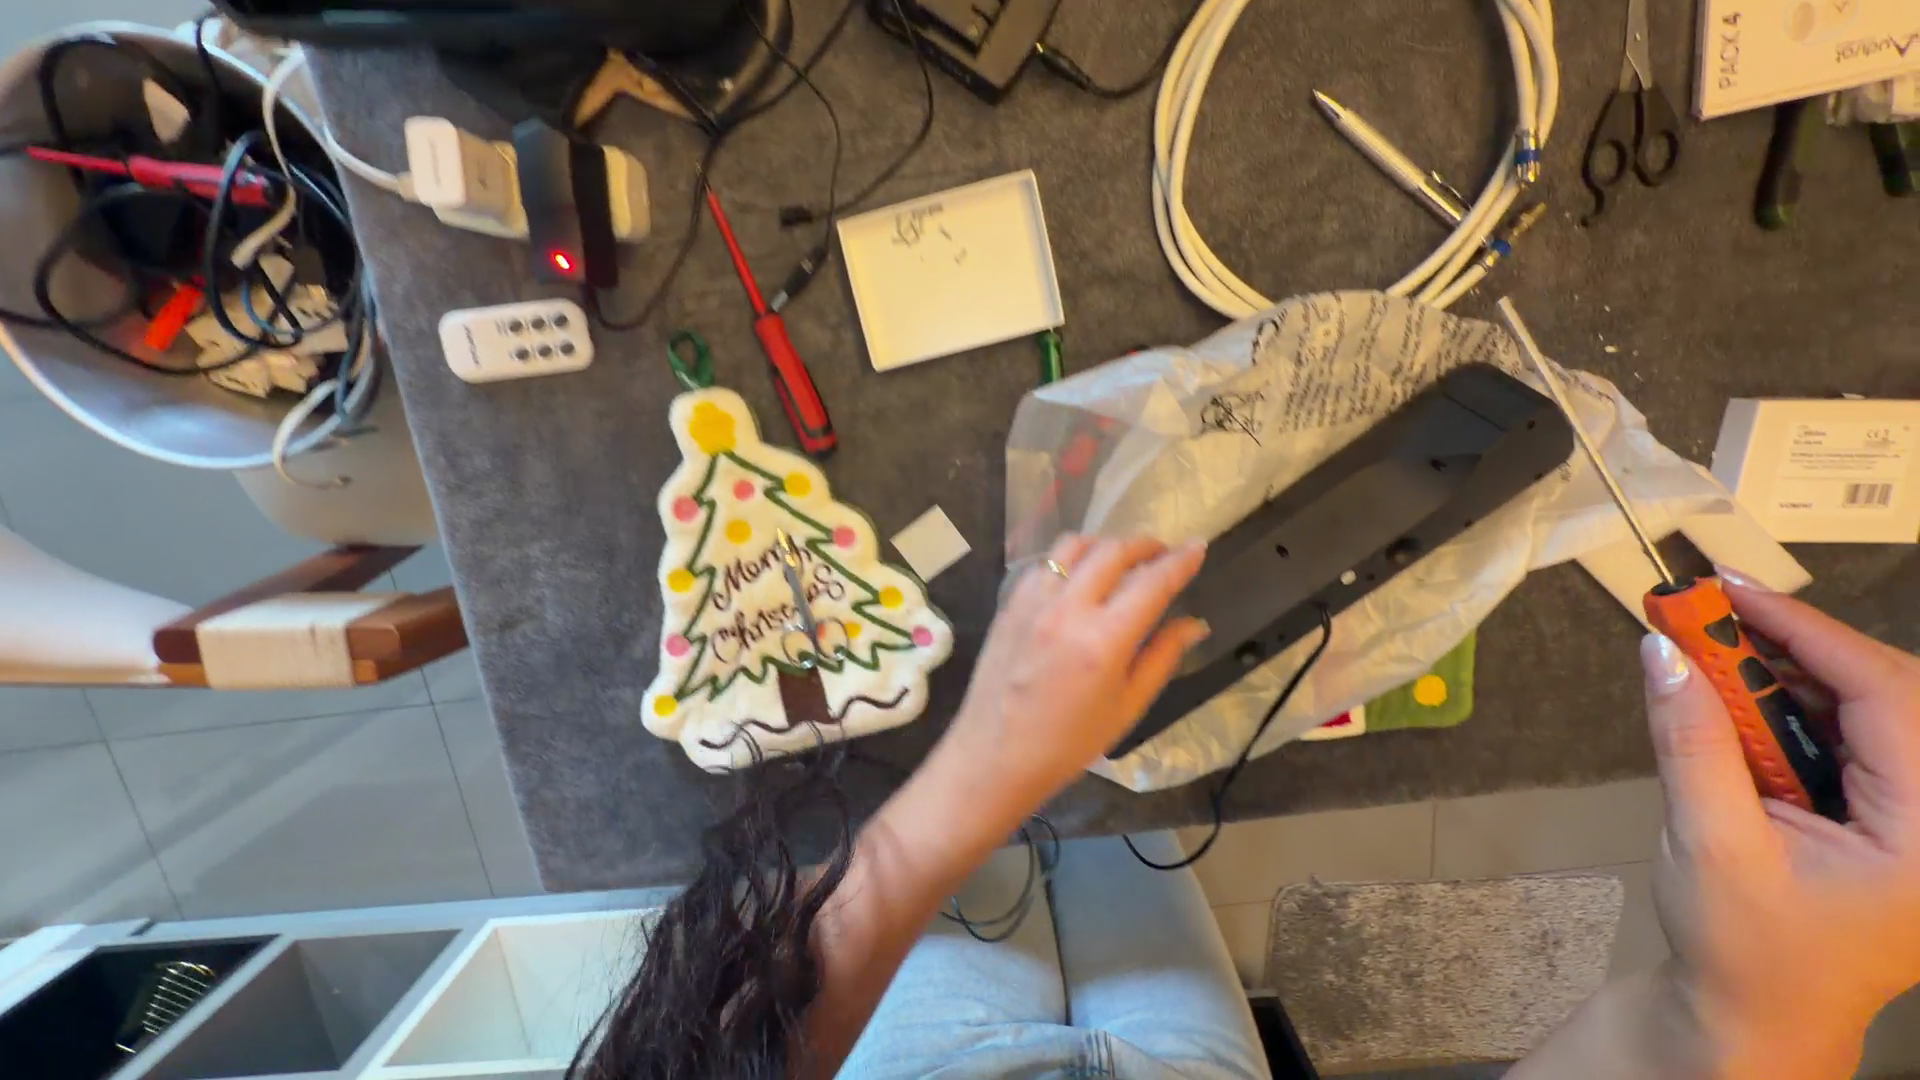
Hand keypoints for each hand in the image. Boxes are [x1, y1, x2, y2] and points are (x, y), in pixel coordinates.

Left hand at [926, 534, 1208, 822]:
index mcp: (1104, 640)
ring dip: (1104, 544)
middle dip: (1145, 545)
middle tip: (1162, 554)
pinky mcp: (1009, 604)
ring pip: (1073, 545)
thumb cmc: (1069, 743)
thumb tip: (1194, 623)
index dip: (1180, 560)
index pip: (1152, 583)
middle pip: (1113, 551)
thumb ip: (1162, 657)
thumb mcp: (1127, 707)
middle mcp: (1067, 609)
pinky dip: (1069, 560)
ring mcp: (1033, 602)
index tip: (1198, 547)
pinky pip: (1044, 564)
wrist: (995, 755)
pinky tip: (1078, 578)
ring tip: (1120, 560)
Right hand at [1641, 580, 1919, 1077]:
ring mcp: (1916, 814)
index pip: (1889, 699)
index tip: (1725, 588)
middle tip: (1707, 607)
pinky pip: (1844, 733)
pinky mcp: (1882, 812)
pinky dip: (1783, 700)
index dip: (1808, 632)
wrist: (1753, 1006)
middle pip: (1891, 694)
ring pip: (1867, 707)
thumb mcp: (1708, 840)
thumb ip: (1690, 742)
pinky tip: (1732, 689)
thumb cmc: (1738, 937)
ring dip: (1784, 667)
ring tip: (1706, 640)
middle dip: (1797, 642)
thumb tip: (1659, 650)